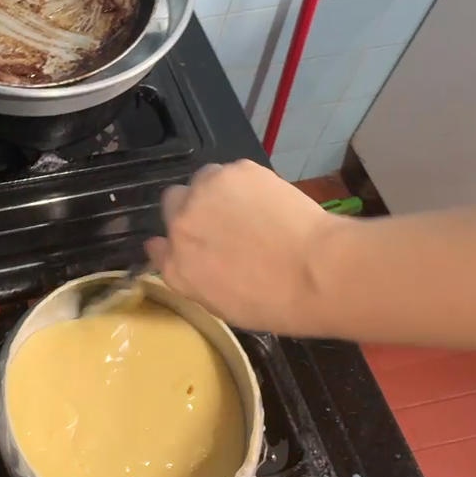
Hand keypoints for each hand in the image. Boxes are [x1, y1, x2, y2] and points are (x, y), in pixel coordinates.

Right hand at [145, 160, 346, 336]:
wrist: (318, 270)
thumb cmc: (277, 302)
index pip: (157, 249)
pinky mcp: (235, 171)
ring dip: (215, 192)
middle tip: (223, 223)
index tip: (193, 245)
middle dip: (191, 209)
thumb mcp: (223, 305)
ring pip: (202, 180)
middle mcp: (180, 225)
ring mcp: (205, 193)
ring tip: (248, 208)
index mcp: (177, 267)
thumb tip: (168, 252)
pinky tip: (269, 200)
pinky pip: (233, 172)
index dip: (174, 244)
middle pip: (173, 203)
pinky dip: (246, 183)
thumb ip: (190, 277)